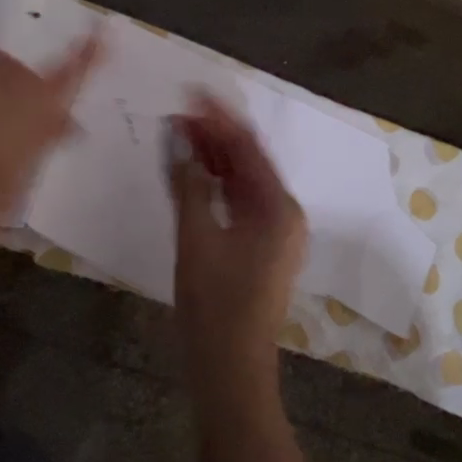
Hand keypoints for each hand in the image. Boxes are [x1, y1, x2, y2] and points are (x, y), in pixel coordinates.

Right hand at [169, 91, 305, 385]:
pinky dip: (215, 183)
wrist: (230, 368)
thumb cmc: (215, 302)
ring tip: (179, 133)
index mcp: (279, 207)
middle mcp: (284, 214)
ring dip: (213, 157)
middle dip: (214, 134)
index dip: (218, 117)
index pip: (248, 147)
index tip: (191, 93)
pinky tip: (190, 171)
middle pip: (247, 161)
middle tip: (178, 111)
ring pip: (241, 180)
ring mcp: (273, 232)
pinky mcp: (258, 247)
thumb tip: (178, 141)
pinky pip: (238, 201)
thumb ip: (188, 183)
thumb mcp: (196, 237)